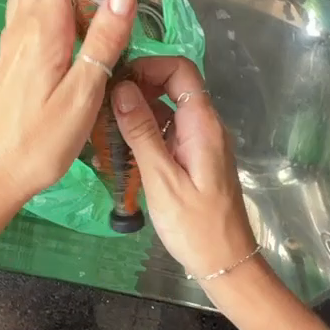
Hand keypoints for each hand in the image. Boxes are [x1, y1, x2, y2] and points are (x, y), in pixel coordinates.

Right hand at [108, 56, 260, 283]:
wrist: (226, 263)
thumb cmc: (195, 226)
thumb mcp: (162, 179)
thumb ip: (142, 132)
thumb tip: (120, 89)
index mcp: (203, 126)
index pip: (180, 70)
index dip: (149, 66)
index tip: (116, 80)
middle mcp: (206, 127)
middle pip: (174, 87)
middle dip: (138, 87)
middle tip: (103, 103)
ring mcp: (202, 144)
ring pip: (169, 110)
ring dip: (139, 111)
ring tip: (105, 124)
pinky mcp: (195, 160)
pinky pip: (169, 133)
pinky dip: (147, 133)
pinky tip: (122, 147)